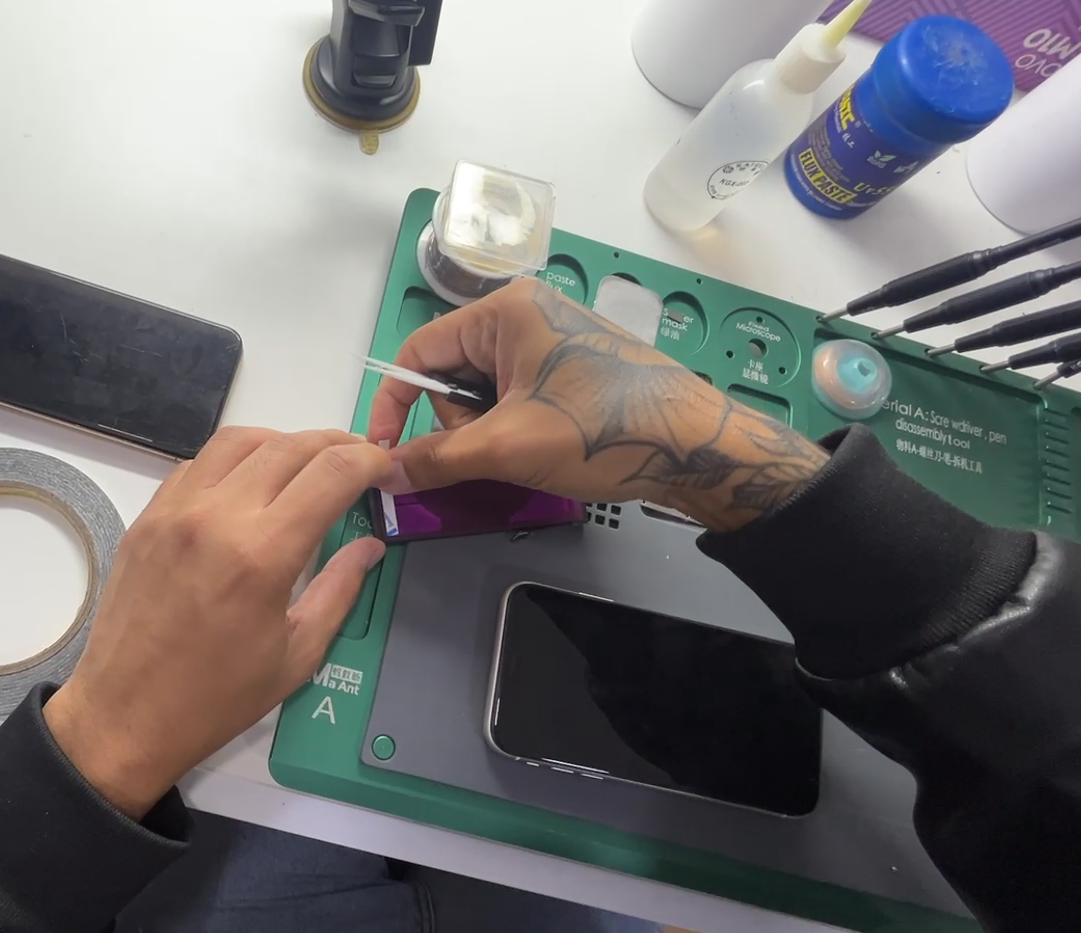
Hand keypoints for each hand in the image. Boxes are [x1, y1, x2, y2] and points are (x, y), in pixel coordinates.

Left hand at [45, 429, 389, 817]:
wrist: (125, 715)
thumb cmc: (218, 697)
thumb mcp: (297, 654)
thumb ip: (340, 589)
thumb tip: (370, 545)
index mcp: (262, 554)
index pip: (332, 473)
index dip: (371, 460)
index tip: (386, 468)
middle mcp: (217, 515)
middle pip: (291, 445)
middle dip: (337, 444)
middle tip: (359, 461)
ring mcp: (175, 510)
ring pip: (240, 440)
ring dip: (284, 442)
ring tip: (307, 465)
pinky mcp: (148, 516)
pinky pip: (199, 463)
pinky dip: (235, 459)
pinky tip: (250, 484)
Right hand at [368, 279, 826, 531]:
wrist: (698, 449)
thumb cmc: (599, 432)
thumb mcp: (505, 447)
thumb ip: (433, 458)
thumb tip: (381, 472)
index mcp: (504, 311)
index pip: (417, 351)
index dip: (393, 404)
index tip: (385, 452)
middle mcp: (523, 313)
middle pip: (448, 373)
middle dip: (456, 420)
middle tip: (490, 448)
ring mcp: (549, 339)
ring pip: (479, 391)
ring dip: (484, 429)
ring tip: (523, 448)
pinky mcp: (567, 365)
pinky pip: (510, 395)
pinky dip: (508, 426)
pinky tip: (538, 444)